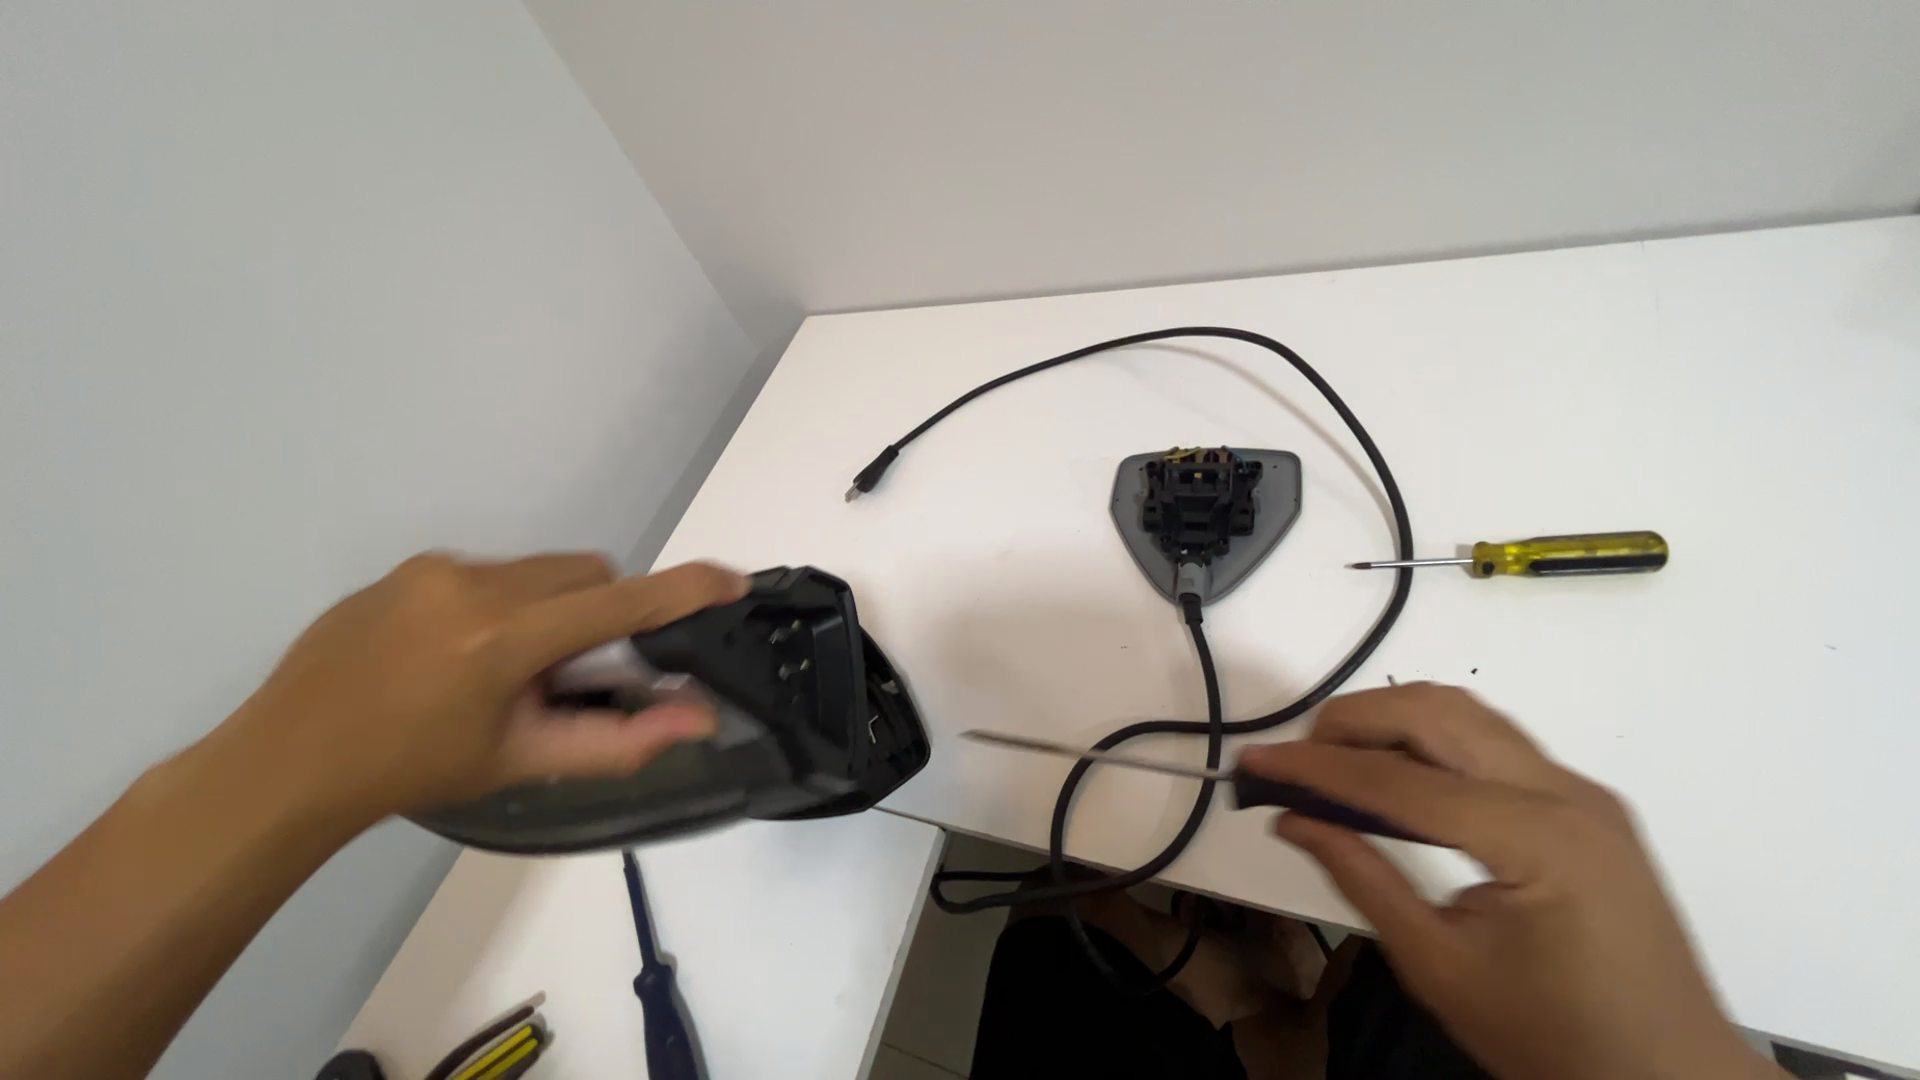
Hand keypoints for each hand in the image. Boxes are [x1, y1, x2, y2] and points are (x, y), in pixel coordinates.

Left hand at [202, 553, 747, 825]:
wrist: (285, 765)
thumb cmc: (414, 771)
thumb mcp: (524, 760)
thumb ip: (622, 740)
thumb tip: (700, 720)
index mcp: (504, 638)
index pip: (619, 602)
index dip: (684, 590)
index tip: (734, 580)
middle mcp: (474, 585)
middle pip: (588, 573)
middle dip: (602, 611)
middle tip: (570, 670)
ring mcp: (435, 568)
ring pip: (542, 569)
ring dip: (553, 607)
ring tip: (505, 665)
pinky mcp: (408, 566)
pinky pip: (492, 571)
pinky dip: (506, 603)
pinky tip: (460, 652)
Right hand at [1240, 684, 1778, 1079]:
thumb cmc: (1555, 1041)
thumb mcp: (1439, 967)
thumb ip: (1360, 876)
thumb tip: (1291, 817)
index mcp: (1536, 840)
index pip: (1398, 779)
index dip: (1314, 767)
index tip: (1252, 763)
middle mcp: (1565, 793)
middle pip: (1434, 712)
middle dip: (1350, 721)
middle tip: (1296, 759)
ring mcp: (1581, 791)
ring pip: (1463, 711)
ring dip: (1388, 719)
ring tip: (1336, 759)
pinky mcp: (1582, 801)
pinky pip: (1489, 739)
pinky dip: (1427, 737)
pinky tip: (1395, 774)